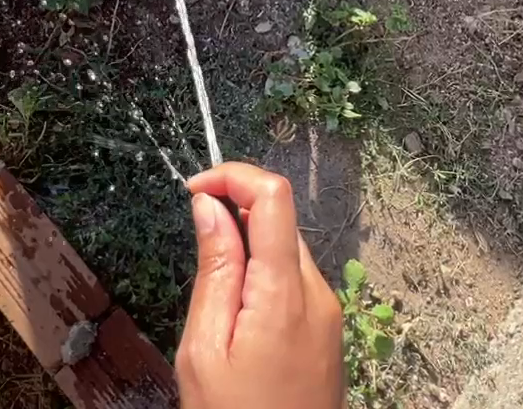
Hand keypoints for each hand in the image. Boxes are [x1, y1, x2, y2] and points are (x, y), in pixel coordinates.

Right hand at [178, 163, 342, 408]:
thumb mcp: (204, 348)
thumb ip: (214, 268)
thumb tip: (210, 203)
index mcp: (285, 293)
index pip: (274, 195)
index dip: (234, 175)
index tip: (194, 190)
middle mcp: (317, 292)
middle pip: (280, 218)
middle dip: (236, 211)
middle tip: (198, 242)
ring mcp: (328, 312)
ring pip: (286, 246)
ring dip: (249, 243)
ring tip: (215, 294)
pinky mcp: (328, 328)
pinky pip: (294, 277)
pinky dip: (264, 270)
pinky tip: (239, 311)